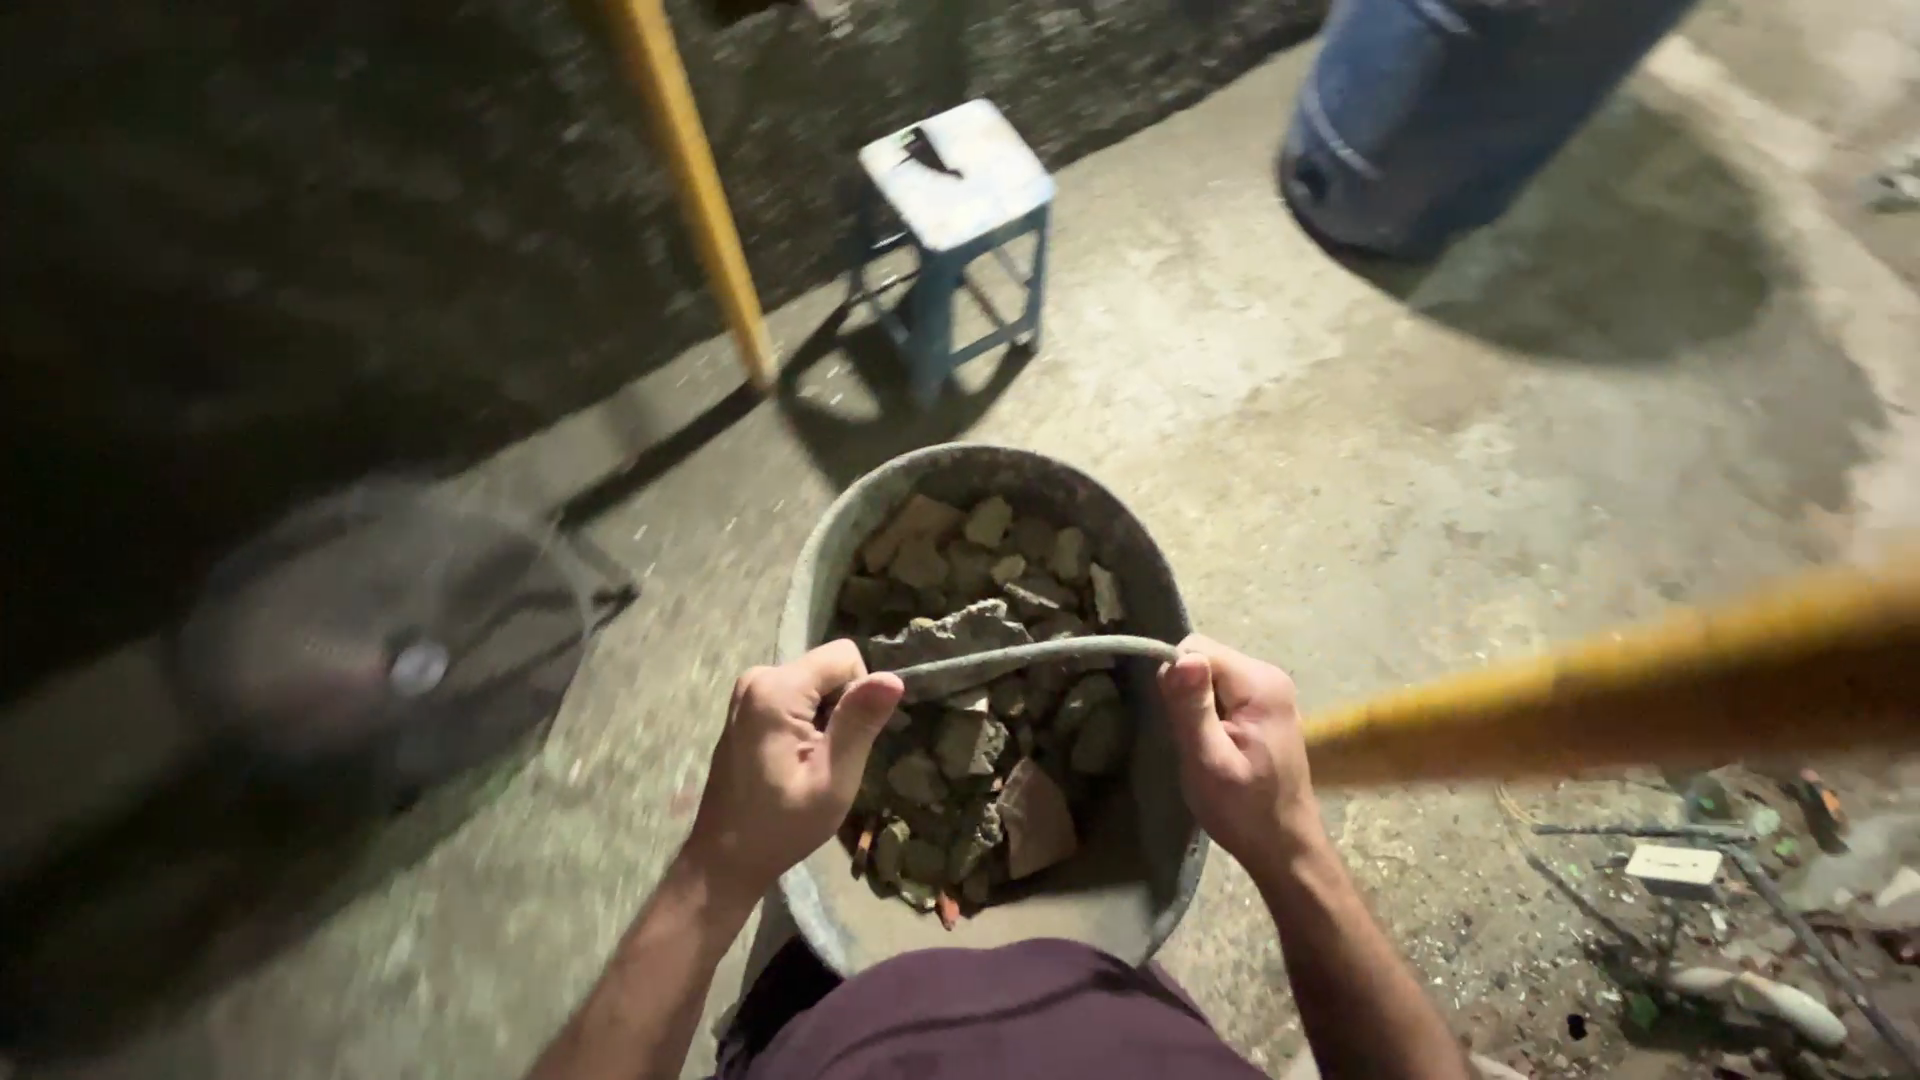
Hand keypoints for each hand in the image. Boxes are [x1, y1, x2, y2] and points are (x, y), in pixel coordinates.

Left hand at [681, 641, 904, 902]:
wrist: (724, 858)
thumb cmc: (781, 826)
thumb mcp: (832, 781)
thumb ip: (859, 723)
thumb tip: (893, 678)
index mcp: (776, 688)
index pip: (845, 656)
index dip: (858, 695)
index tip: (843, 741)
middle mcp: (757, 676)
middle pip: (829, 668)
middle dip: (840, 707)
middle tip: (825, 759)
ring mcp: (748, 690)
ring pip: (816, 682)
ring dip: (825, 717)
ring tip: (809, 762)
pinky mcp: (747, 704)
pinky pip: (797, 694)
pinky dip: (806, 721)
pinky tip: (793, 758)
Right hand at [1157, 634, 1323, 867]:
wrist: (1283, 849)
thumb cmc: (1244, 811)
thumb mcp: (1208, 762)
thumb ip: (1192, 707)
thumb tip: (1180, 658)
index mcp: (1261, 684)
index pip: (1197, 648)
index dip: (1176, 679)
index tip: (1178, 721)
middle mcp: (1269, 677)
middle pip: (1205, 657)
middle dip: (1186, 693)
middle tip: (1192, 739)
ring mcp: (1270, 691)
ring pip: (1209, 674)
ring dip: (1195, 705)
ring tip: (1204, 745)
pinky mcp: (1264, 706)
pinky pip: (1220, 690)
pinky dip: (1207, 712)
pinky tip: (1216, 744)